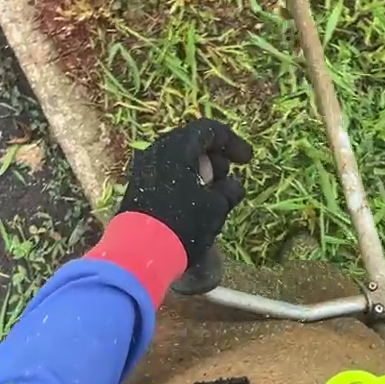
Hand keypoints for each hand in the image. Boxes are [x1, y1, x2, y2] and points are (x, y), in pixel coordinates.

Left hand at [118, 118, 253, 262]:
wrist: (140, 252)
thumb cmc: (183, 223)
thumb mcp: (216, 207)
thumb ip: (228, 190)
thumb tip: (232, 185)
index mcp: (178, 147)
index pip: (210, 131)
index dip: (233, 142)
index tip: (247, 160)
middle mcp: (158, 151)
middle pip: (193, 142)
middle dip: (215, 157)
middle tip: (227, 177)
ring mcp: (144, 168)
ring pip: (179, 158)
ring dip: (200, 170)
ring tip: (212, 193)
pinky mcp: (137, 186)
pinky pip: (168, 172)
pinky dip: (185, 179)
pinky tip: (194, 201)